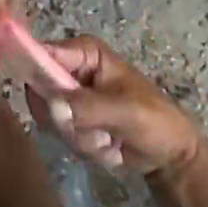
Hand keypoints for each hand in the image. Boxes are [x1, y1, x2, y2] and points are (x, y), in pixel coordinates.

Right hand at [25, 34, 202, 178]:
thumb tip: (53, 105)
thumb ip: (88, 107)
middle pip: (40, 89)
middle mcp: (70, 67)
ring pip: (49, 115)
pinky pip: (58, 132)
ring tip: (107, 140)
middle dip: (65, 118)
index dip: (37, 75)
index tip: (52, 105)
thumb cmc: (155, 121)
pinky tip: (106, 147)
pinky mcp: (70, 116)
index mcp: (84, 51)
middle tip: (91, 131)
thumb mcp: (125, 112)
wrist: (170, 154)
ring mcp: (68, 93)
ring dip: (77, 135)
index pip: (43, 54)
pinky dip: (81, 145)